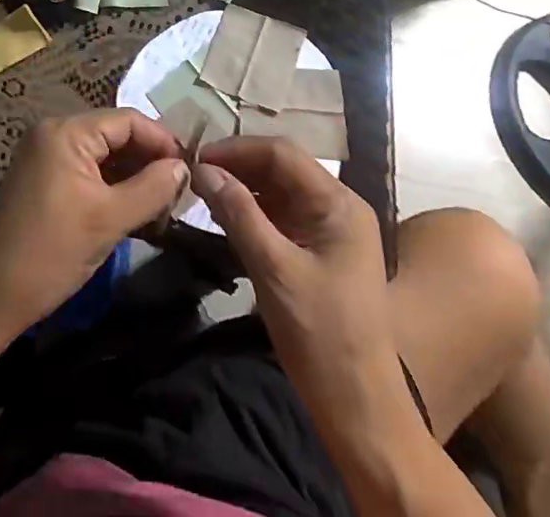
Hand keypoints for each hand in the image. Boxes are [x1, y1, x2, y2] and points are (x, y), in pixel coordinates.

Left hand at [0, 110, 187, 344]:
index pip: (126, 120)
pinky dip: (113, 186)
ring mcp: (44, 156)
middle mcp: (52, 133)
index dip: (162, 141)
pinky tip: (138, 210)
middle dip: (150, 159)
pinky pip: (87, 171)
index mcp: (64, 132)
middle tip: (183, 192)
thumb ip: (153, 187)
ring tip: (166, 205)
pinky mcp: (43, 179)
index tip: (193, 170)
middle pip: (114, 134)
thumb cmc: (53, 250)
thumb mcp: (111, 218)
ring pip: (103, 155)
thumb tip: (184, 166)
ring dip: (134, 176)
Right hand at [191, 138, 397, 421]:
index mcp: (339, 204)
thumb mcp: (273, 266)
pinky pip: (279, 215)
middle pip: (280, 168)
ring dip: (240, 187)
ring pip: (277, 190)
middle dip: (236, 167)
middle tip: (193, 177)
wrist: (356, 400)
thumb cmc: (319, 330)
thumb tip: (202, 169)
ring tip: (202, 195)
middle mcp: (338, 207)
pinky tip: (223, 218)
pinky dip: (250, 210)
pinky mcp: (317, 250)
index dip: (236, 149)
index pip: (282, 153)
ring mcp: (329, 229)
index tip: (195, 159)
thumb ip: (238, 212)